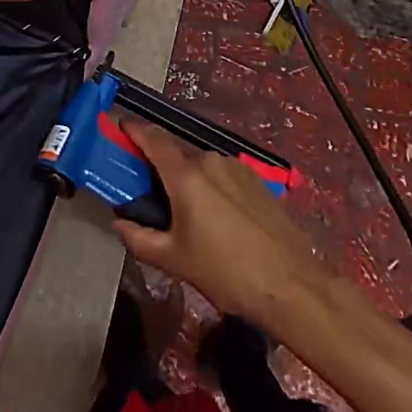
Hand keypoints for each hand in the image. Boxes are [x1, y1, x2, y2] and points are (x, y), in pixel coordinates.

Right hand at [112, 119, 334, 326]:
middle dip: (159, 166)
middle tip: (149, 192)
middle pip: (176, 153)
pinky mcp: (257, 180)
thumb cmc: (226, 272)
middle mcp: (211, 161)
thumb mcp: (174, 261)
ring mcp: (237, 168)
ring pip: (201, 165)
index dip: (133, 128)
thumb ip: (140, 239)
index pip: (153, 138)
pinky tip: (216, 218)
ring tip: (186, 213)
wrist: (292, 284)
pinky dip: (210, 186)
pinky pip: (222, 174)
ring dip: (187, 178)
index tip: (118, 126)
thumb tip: (120, 223)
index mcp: (187, 175)